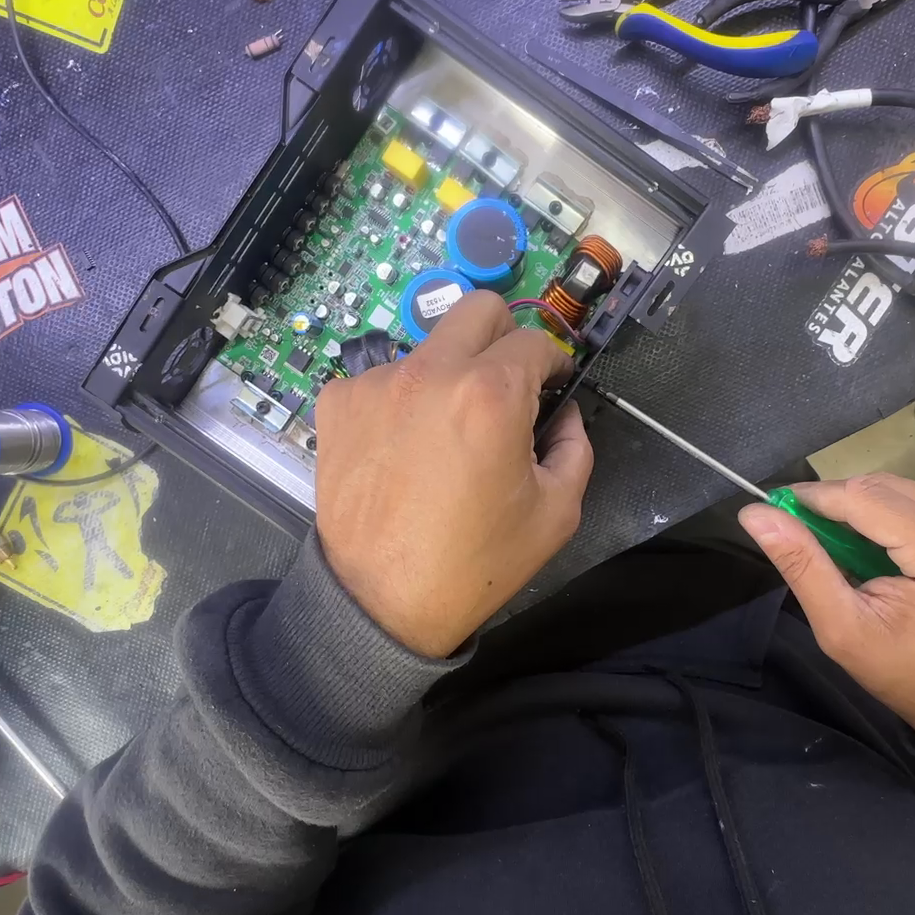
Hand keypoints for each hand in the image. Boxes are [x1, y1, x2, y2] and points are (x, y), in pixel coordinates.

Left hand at [313, 293, 593, 658]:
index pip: (536, 342)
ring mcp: (376, 383)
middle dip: (505, 338)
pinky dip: (400, 403)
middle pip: (478, 309)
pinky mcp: (337, 403)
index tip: (552, 386)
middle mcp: (430, 371)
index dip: (554, 363)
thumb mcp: (556, 512)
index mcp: (490, 394)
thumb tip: (563, 414)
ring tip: (443, 437)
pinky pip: (382, 381)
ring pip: (429, 349)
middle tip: (506, 385)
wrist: (380, 604)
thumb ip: (576, 446)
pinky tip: (401, 448)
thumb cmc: (476, 564)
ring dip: (448, 377)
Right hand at [738, 474, 914, 765]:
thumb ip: (801, 565)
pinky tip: (883, 551)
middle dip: (838, 503)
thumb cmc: (914, 679)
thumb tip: (755, 514)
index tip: (775, 505)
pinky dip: (897, 518)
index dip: (814, 496)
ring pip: (907, 491)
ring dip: (867, 509)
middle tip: (803, 531)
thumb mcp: (844, 630)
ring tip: (844, 549)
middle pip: (886, 488)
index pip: (865, 496)